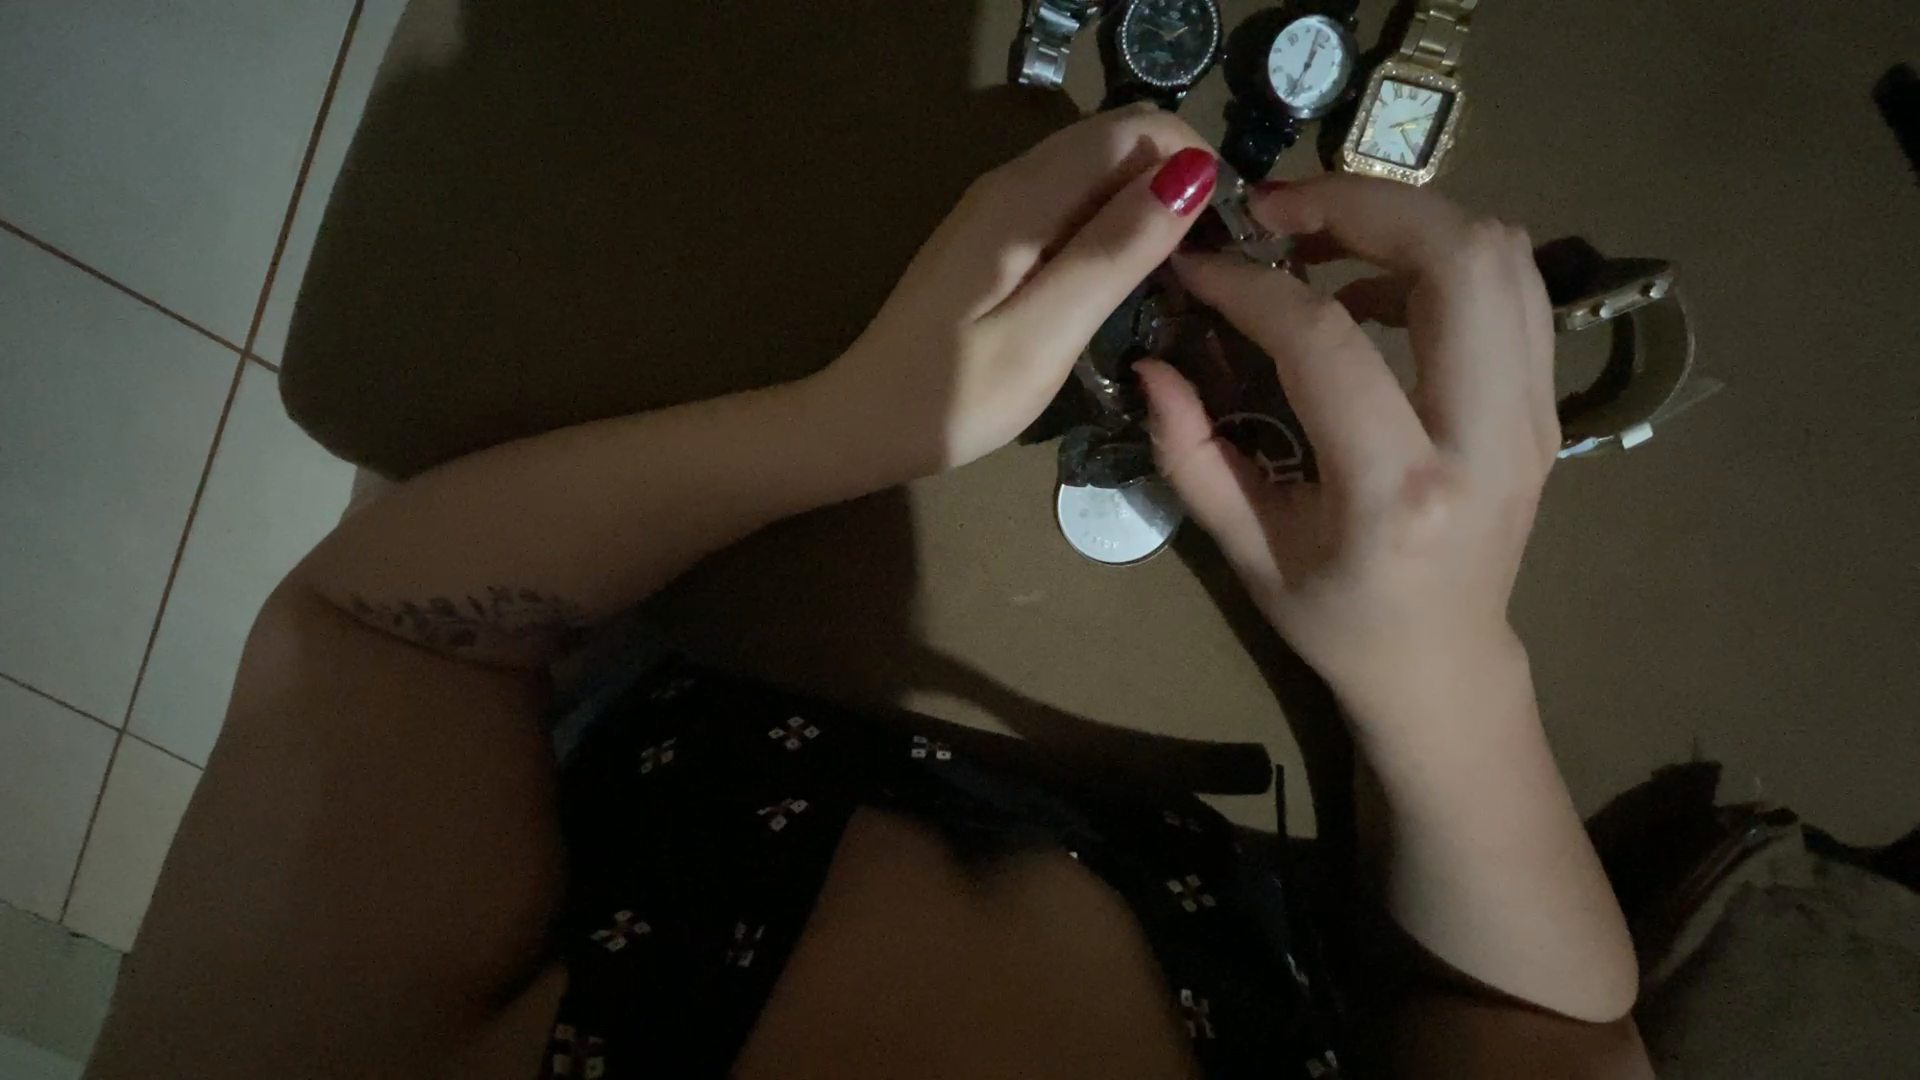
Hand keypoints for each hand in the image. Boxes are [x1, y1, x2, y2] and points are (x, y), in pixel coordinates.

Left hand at [818, 106, 1217, 475]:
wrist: (864, 424)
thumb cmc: (955, 398)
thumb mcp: (1044, 333)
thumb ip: (1112, 253)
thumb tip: (1188, 176)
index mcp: (1023, 199)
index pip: (1132, 130)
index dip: (1192, 160)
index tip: (1225, 230)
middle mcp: (1006, 186)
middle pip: (1111, 142)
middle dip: (1172, 178)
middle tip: (1206, 258)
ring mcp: (991, 214)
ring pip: (1088, 174)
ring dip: (1140, 204)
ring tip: (1173, 272)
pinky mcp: (986, 245)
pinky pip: (1063, 208)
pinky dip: (1103, 226)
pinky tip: (1114, 278)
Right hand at [1135, 176, 1558, 722]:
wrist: (1442, 663)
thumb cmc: (1332, 622)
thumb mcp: (1244, 552)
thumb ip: (1191, 456)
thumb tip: (1151, 366)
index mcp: (1396, 493)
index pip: (1326, 343)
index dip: (1250, 286)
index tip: (1197, 266)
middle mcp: (1488, 441)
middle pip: (1458, 258)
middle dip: (1358, 204)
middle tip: (1274, 210)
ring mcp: (1537, 415)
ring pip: (1501, 255)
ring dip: (1404, 221)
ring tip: (1317, 239)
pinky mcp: (1547, 404)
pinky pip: (1510, 288)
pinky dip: (1438, 257)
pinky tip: (1371, 288)